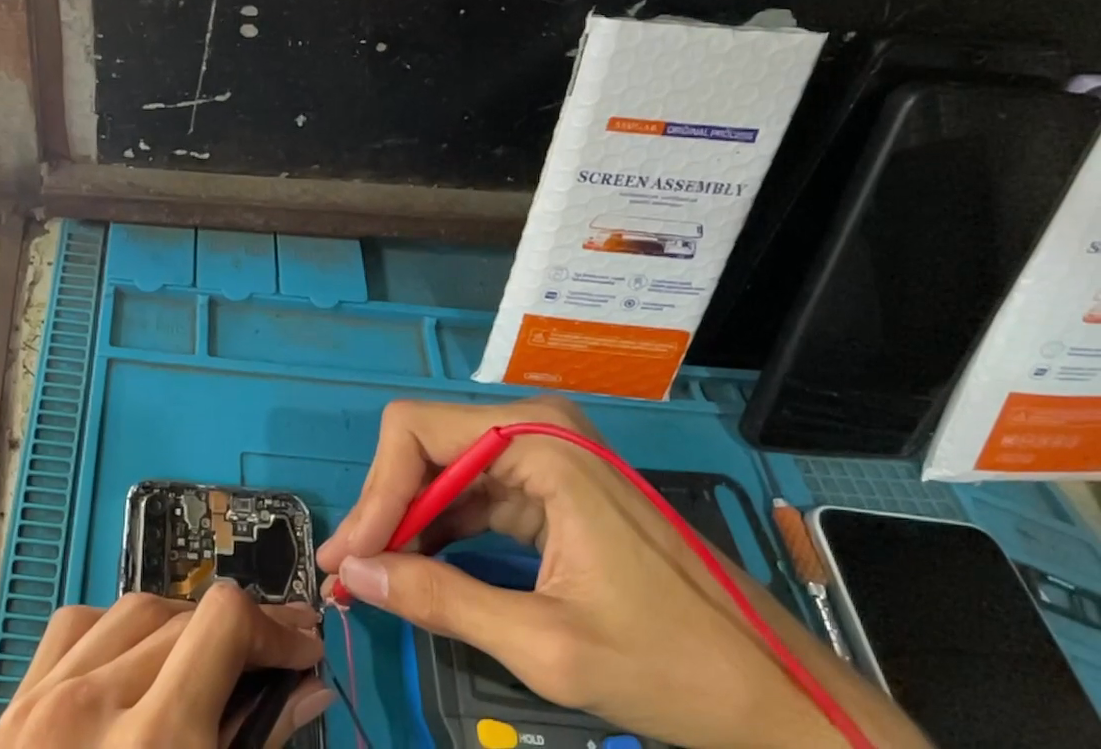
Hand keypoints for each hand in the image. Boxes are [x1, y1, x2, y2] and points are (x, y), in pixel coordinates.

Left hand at [0, 582, 330, 747]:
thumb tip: (306, 687)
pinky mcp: (15, 706)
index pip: (223, 623)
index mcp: (153, 745)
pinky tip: (139, 656)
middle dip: (236, 631)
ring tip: (210, 655)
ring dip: (179, 625)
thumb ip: (259, 745)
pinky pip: (75, 629)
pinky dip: (116, 629)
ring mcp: (43, 701)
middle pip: (182, 617)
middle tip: (271, 655)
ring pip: (129, 611)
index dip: (274, 628)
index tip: (299, 649)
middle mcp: (92, 706)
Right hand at [318, 396, 931, 748]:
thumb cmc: (672, 666)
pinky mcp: (554, 487)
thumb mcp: (545, 643)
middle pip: (424, 447)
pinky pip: (474, 495)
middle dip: (384, 511)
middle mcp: (539, 431)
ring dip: (405, 524)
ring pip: (442, 471)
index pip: (416, 433)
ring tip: (372, 581)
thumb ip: (439, 599)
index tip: (349, 561)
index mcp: (541, 445)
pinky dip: (439, 532)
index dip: (373, 494)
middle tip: (351, 576)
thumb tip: (353, 573)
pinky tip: (417, 571)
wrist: (779, 697)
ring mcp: (549, 457)